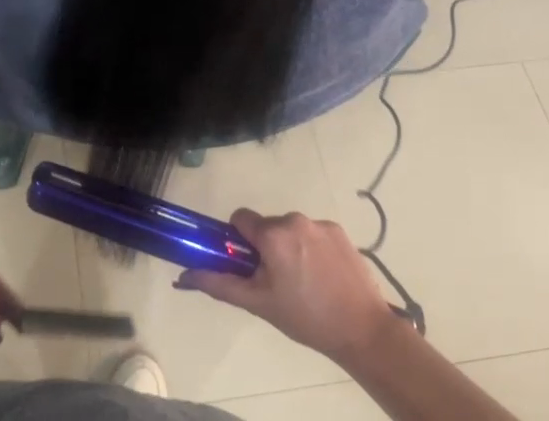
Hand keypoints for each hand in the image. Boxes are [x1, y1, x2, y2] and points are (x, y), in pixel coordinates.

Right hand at [176, 209, 398, 359]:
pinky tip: (322, 277)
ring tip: (303, 283)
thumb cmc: (305, 318)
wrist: (363, 330)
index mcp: (273, 235)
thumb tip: (185, 275)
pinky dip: (311, 249)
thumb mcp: (258, 304)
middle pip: (267, 226)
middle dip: (266, 248)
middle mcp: (295, 220)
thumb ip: (219, 284)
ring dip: (289, 248)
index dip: (238, 239)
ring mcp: (321, 224)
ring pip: (290, 230)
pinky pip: (313, 234)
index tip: (247, 264)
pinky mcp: (341, 232)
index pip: (241, 218)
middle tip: (276, 282)